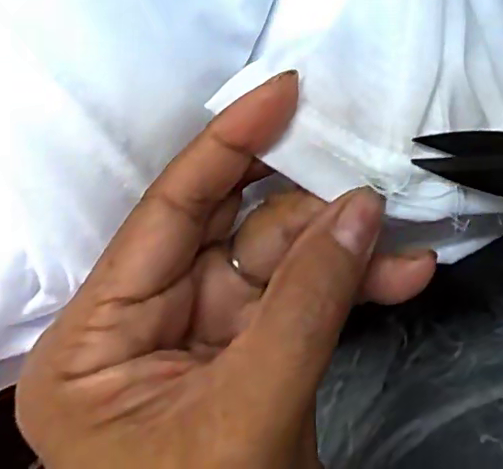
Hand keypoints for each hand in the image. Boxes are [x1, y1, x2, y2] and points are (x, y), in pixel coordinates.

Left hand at [16, 72, 437, 468]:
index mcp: (98, 334)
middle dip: (308, 206)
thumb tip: (364, 203)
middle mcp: (146, 319)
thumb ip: (307, 301)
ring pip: (285, 257)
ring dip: (347, 249)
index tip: (286, 89)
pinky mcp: (256, 351)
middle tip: (365, 174)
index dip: (230, 142)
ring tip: (401, 249)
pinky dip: (355, 283)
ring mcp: (206, 334)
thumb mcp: (247, 414)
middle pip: (238, 226)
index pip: (170, 209)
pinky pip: (309, 294)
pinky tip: (403, 278)